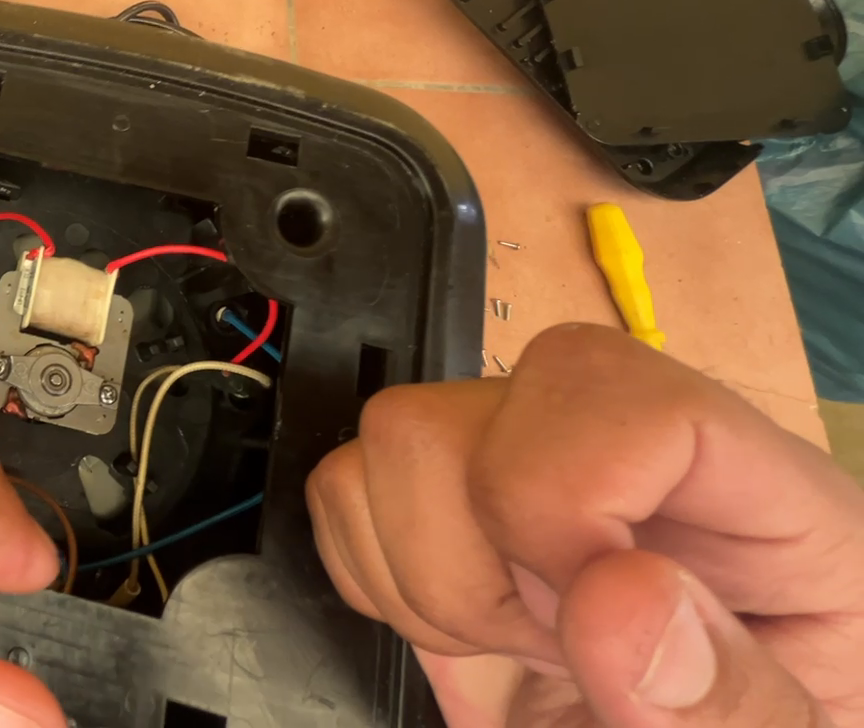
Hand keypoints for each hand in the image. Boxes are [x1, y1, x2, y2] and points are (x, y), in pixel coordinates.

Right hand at [306, 323, 863, 726]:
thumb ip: (739, 702)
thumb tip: (619, 595)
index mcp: (742, 483)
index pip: (600, 382)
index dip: (555, 491)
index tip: (580, 614)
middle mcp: (595, 438)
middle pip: (442, 417)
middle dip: (468, 570)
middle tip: (553, 653)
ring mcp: (492, 453)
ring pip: (376, 446)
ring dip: (419, 581)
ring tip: (512, 644)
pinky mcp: (412, 488)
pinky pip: (336, 488)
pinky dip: (374, 577)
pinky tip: (460, 623)